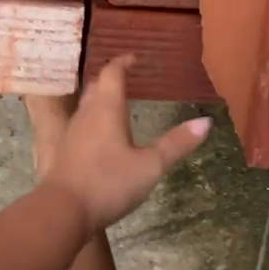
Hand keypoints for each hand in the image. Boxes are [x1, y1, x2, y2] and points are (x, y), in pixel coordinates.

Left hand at [39, 56, 211, 230]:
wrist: (62, 211)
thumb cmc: (108, 182)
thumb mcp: (150, 165)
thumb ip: (176, 143)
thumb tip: (206, 121)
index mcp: (107, 109)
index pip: (113, 73)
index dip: (123, 62)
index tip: (135, 58)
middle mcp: (87, 114)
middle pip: (97, 87)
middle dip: (111, 80)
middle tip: (127, 79)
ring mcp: (72, 133)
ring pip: (87, 106)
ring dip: (101, 100)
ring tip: (118, 106)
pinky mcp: (65, 153)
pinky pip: (81, 125)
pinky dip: (94, 121)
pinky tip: (102, 138)